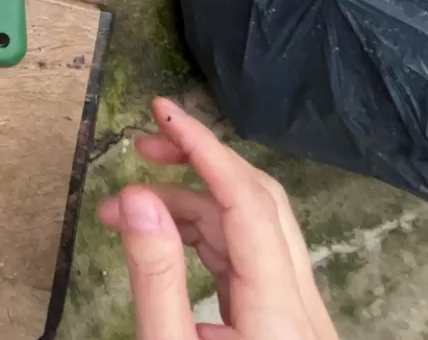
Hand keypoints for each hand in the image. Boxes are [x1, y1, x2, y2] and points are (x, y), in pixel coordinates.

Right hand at [98, 98, 338, 339]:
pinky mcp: (287, 326)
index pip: (247, 204)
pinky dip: (199, 235)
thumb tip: (137, 198)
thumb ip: (155, 276)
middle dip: (199, 162)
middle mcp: (304, 311)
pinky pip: (247, 258)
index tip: (160, 109)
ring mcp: (301, 320)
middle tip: (140, 147)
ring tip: (123, 213)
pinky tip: (157, 242)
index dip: (203, 146)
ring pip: (251, 230)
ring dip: (188, 204)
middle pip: (261, 205)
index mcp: (281, 318)